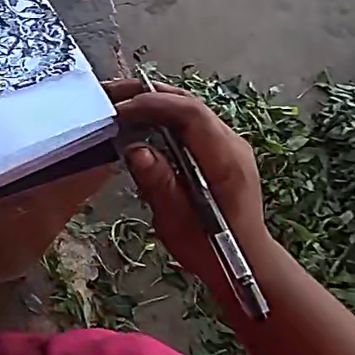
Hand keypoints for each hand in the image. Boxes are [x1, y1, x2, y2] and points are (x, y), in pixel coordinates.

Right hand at [106, 79, 268, 283]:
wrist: (245, 260)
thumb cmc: (211, 248)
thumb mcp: (178, 222)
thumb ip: (159, 185)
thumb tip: (136, 149)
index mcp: (226, 160)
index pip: (191, 114)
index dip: (153, 104)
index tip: (119, 110)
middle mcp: (231, 143)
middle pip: (189, 103)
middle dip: (147, 94)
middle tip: (109, 94)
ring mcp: (226, 143)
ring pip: (187, 107)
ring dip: (152, 100)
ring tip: (116, 100)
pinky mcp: (217, 148)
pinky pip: (187, 120)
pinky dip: (160, 114)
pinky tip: (137, 119)